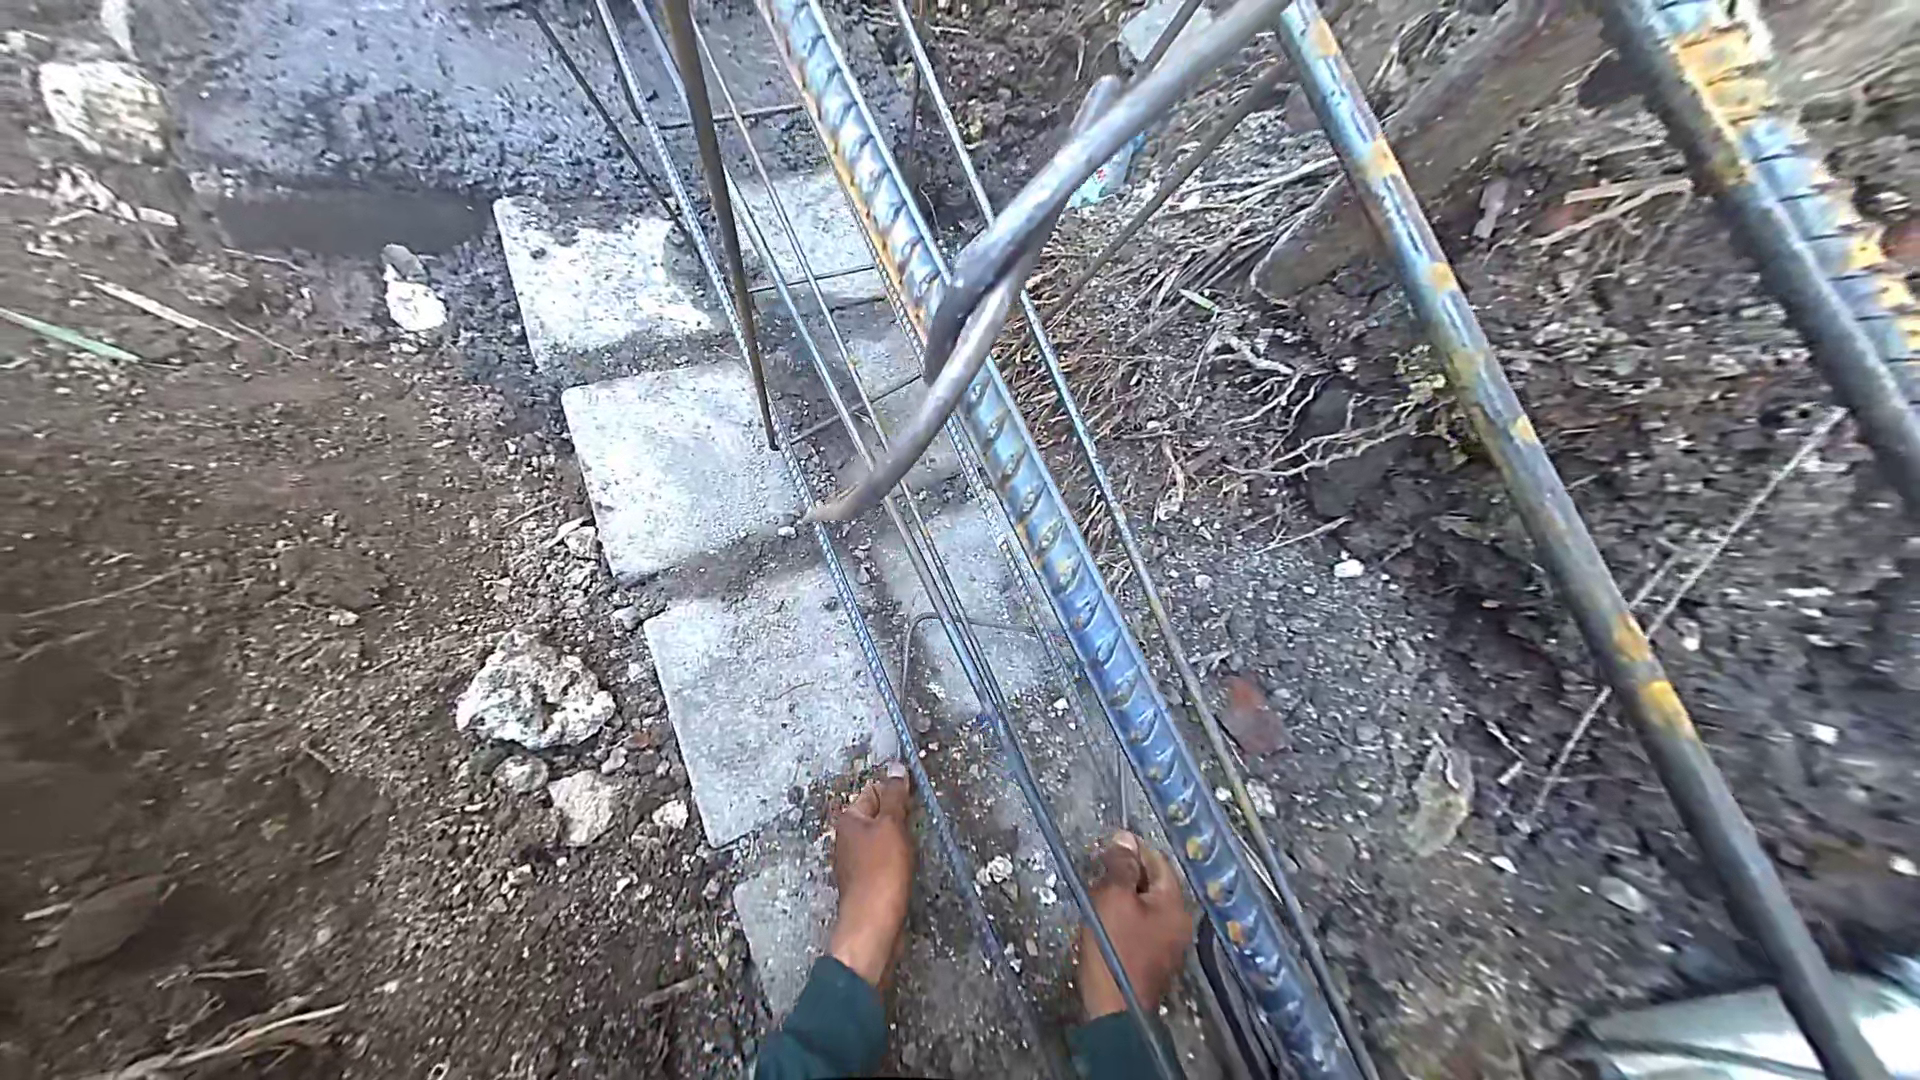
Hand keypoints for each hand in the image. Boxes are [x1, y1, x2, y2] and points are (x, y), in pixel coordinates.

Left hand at [827, 762, 914, 987]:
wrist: (874, 926)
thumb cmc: (881, 871)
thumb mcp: (892, 824)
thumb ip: (895, 794)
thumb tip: (897, 767)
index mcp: (849, 819)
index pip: (875, 790)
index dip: (896, 794)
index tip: (914, 803)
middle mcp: (847, 838)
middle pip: (880, 815)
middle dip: (900, 819)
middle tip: (913, 829)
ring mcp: (855, 862)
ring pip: (885, 839)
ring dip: (901, 841)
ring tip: (911, 852)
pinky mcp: (866, 882)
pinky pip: (885, 860)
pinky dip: (898, 861)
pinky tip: (906, 870)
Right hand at [1077, 830, 1192, 1018]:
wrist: (1112, 1007)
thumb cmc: (1114, 946)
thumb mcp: (1114, 896)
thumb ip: (1121, 865)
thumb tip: (1125, 838)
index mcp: (1175, 905)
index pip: (1158, 861)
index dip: (1133, 848)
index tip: (1107, 845)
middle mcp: (1178, 922)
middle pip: (1154, 881)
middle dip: (1127, 871)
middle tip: (1099, 870)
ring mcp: (1168, 942)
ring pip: (1145, 902)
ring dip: (1123, 892)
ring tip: (1098, 892)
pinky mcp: (1153, 956)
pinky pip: (1141, 921)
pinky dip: (1124, 912)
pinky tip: (1105, 915)